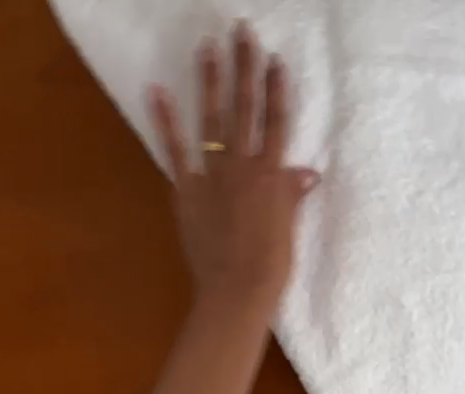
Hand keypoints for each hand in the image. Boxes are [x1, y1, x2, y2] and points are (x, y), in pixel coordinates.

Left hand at [149, 24, 319, 311]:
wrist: (237, 291)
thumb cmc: (270, 267)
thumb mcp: (288, 229)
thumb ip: (292, 195)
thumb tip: (307, 173)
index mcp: (273, 176)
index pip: (276, 122)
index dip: (276, 89)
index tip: (275, 58)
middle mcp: (243, 167)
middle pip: (245, 109)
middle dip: (244, 67)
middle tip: (241, 31)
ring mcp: (213, 176)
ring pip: (213, 120)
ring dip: (210, 81)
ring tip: (207, 47)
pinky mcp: (187, 191)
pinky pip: (175, 151)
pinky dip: (165, 120)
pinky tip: (157, 90)